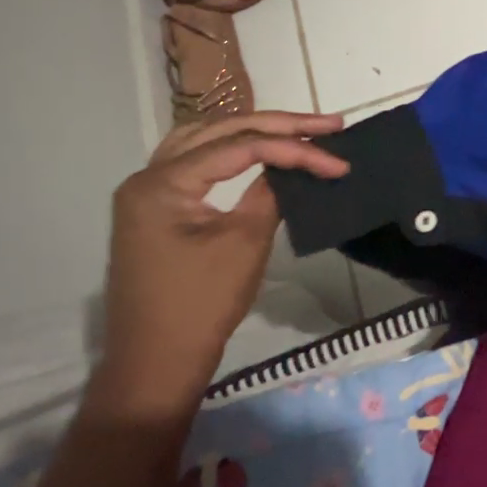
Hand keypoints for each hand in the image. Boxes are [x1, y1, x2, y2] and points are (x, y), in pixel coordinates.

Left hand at [97, 112, 348, 413]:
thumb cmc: (201, 303)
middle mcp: (147, 177)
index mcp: (162, 183)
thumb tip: (296, 164)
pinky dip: (232, 151)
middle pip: (220, 132)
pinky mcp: (156, 209)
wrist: (156, 361)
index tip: (339, 161)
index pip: (240, 147)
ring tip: (300, 130)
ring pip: (205, 141)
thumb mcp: (245, 241)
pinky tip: (260, 150)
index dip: (295, 149)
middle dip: (278, 126)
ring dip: (254, 131)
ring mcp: (147, 193)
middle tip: (329, 125)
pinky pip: (196, 163)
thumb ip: (270, 191)